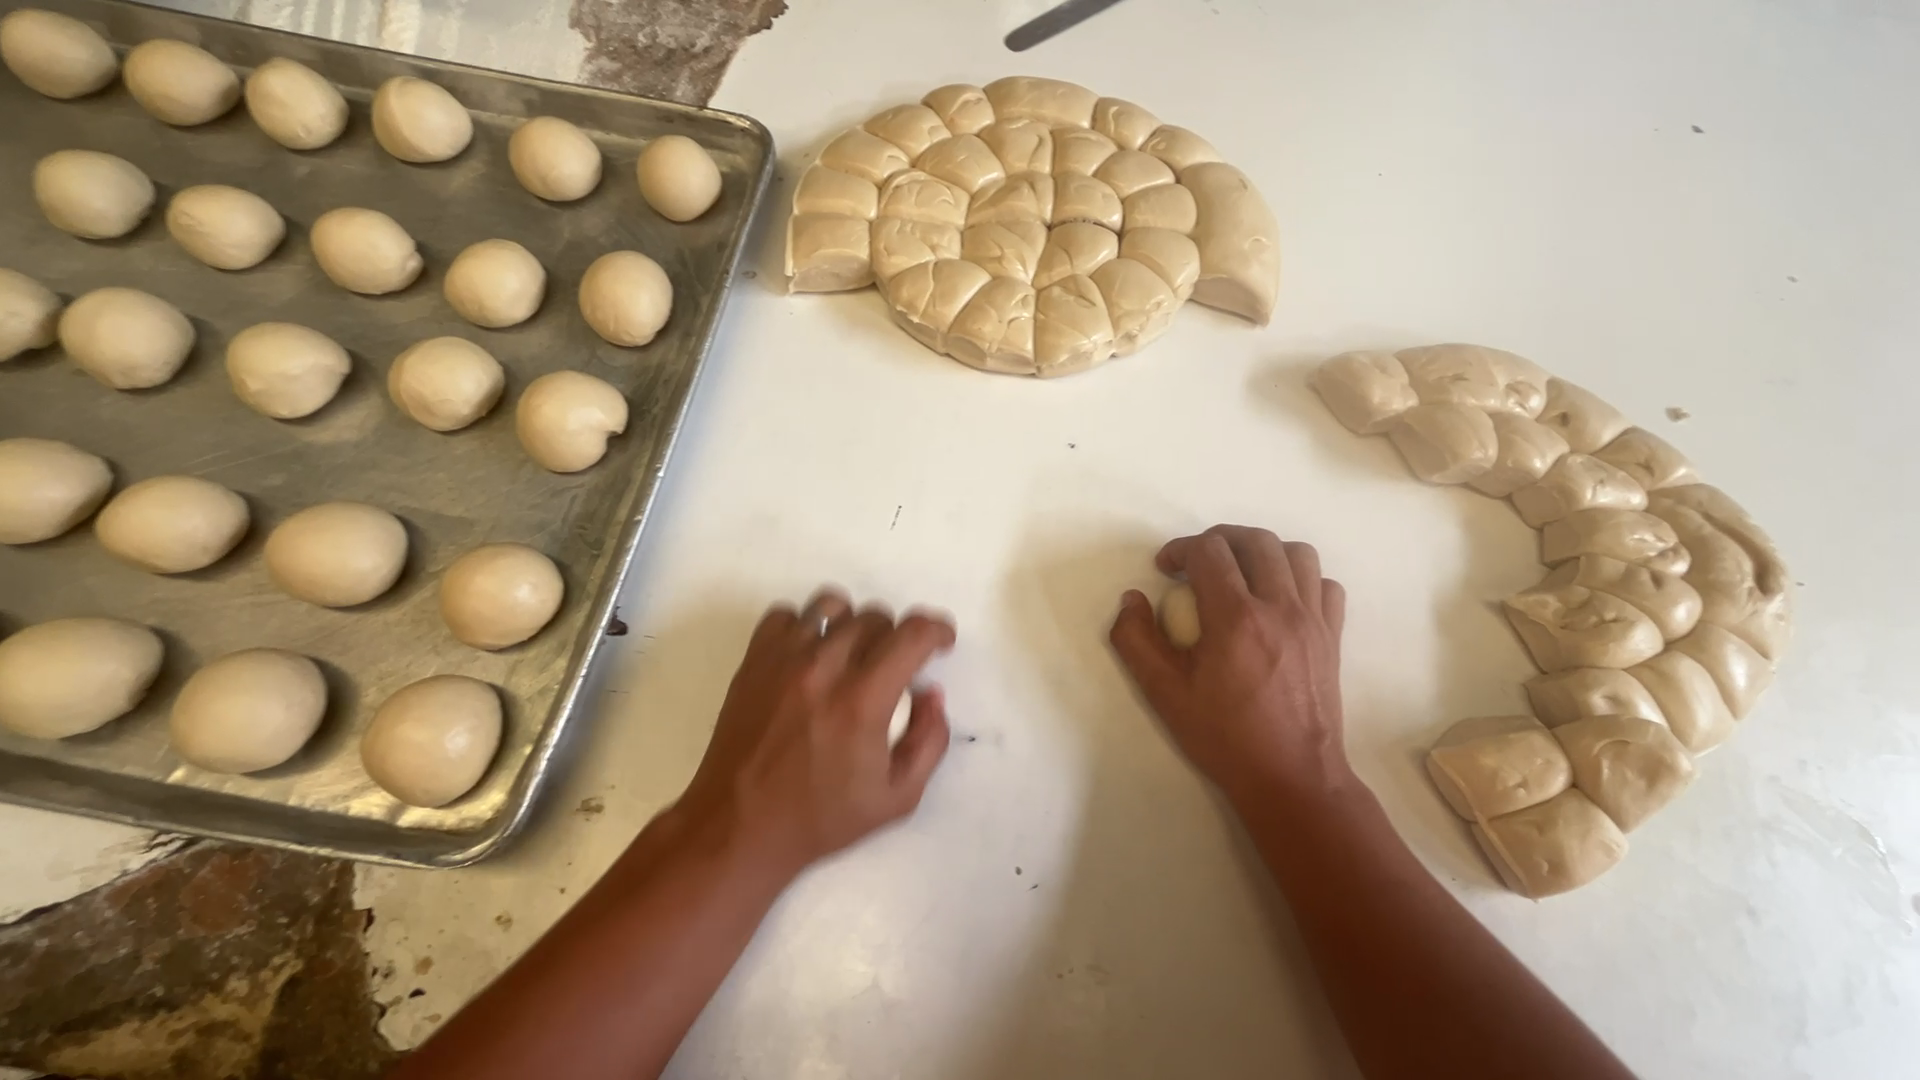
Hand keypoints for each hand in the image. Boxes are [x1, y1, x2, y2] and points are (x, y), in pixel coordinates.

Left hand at [676, 589, 956, 876]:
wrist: (739, 826)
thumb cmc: (822, 818)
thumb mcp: (898, 797)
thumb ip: (929, 740)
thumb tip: (931, 692)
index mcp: (862, 701)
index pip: (911, 634)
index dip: (937, 630)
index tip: (941, 643)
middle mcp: (823, 668)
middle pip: (874, 617)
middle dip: (896, 637)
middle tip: (893, 669)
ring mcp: (783, 659)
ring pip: (831, 604)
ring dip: (853, 624)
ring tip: (852, 654)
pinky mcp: (753, 661)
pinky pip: (785, 615)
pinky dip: (805, 626)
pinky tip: (809, 655)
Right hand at [1109, 526, 1348, 805]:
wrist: (1291, 777)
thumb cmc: (1223, 736)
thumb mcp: (1164, 693)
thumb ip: (1136, 640)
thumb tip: (1132, 599)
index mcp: (1235, 617)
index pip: (1209, 551)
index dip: (1180, 549)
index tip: (1165, 569)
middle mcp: (1280, 607)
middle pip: (1255, 540)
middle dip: (1219, 538)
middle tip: (1196, 561)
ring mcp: (1313, 620)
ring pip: (1296, 554)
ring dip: (1262, 551)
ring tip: (1239, 573)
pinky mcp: (1333, 637)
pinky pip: (1324, 585)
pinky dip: (1300, 578)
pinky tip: (1278, 600)